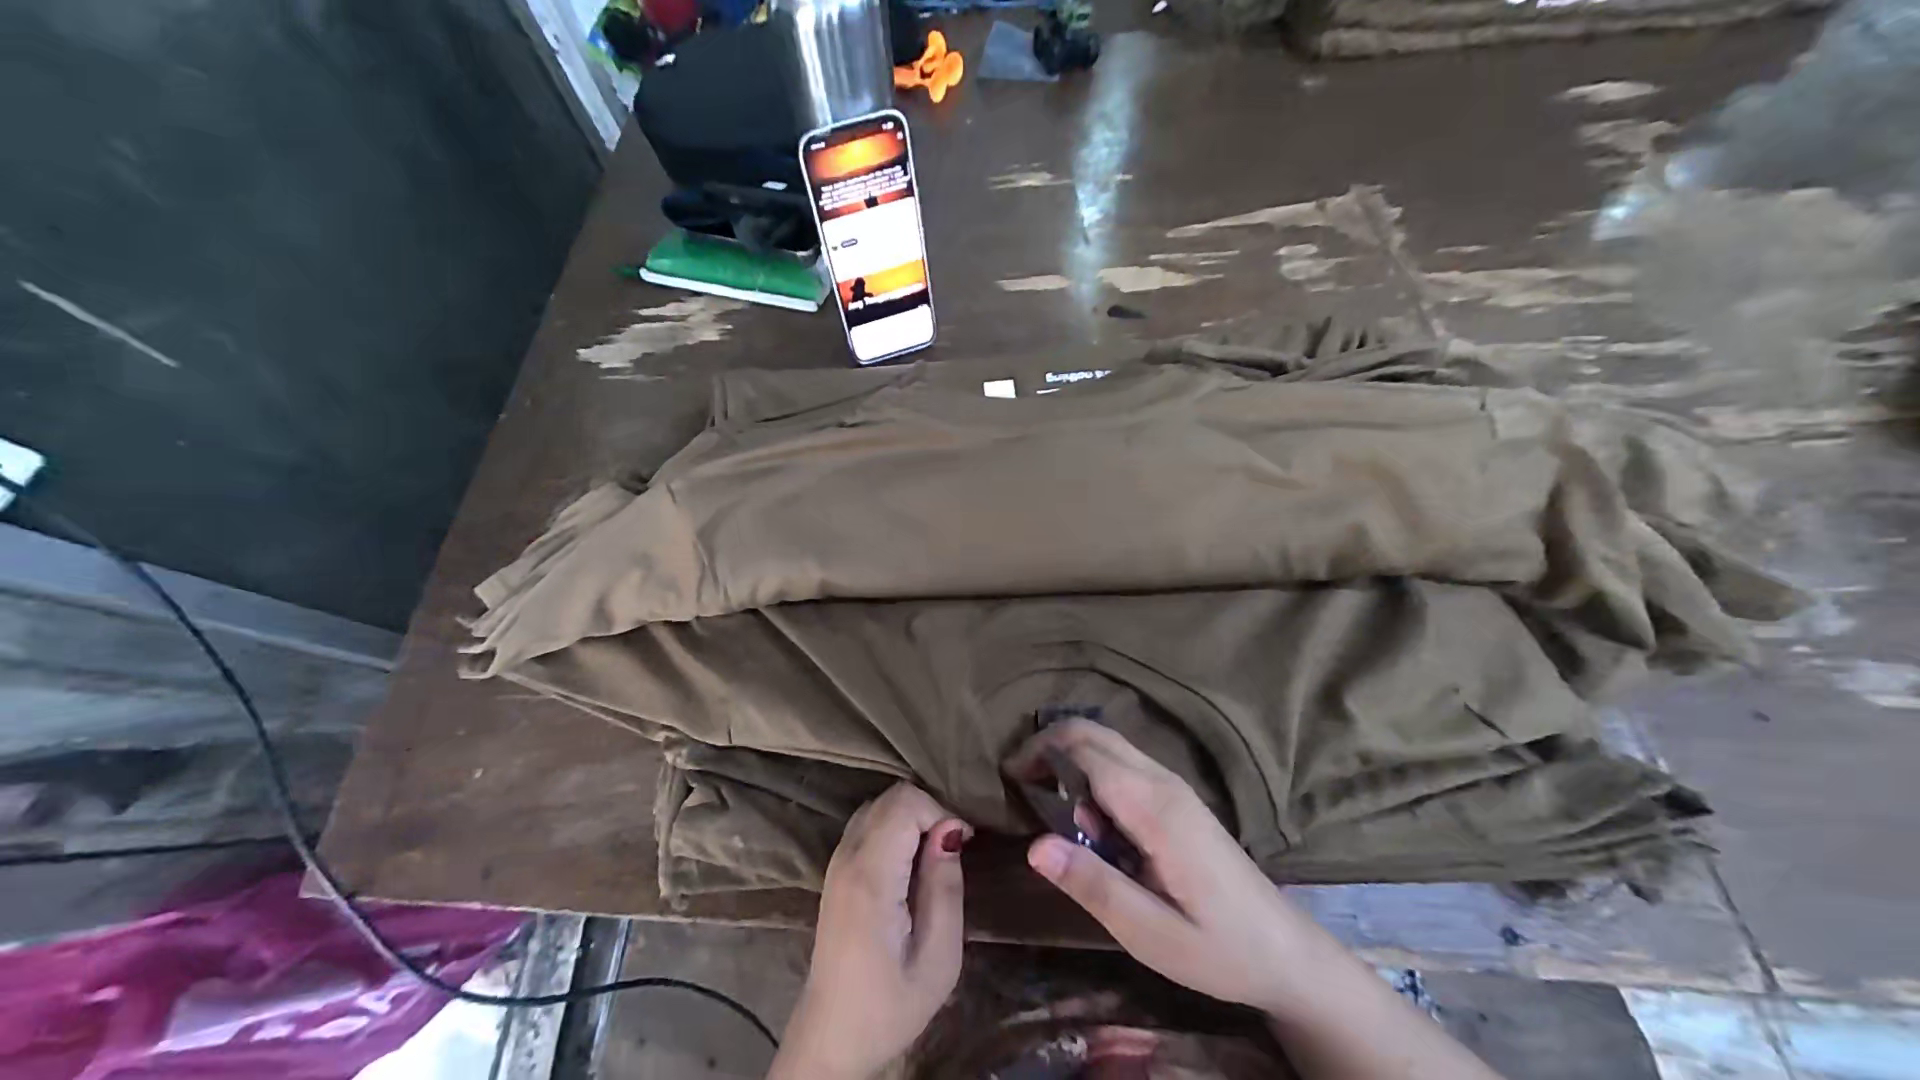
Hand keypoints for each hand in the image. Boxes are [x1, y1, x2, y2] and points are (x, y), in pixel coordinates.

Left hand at [769, 783, 970, 1079]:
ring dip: (911, 817)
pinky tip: (911, 864)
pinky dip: (895, 826)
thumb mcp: (938, 957)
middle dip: (929, 811)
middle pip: (891, 796)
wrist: (833, 1036)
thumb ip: (945, 887)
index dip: (941, 811)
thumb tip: (950, 830)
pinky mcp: (835, 870)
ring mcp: (835, 861)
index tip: (964, 846)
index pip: (905, 802)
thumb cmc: (891, 1004)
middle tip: (953, 851)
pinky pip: (867, 823)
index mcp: (870, 876)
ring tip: (934, 857)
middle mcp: (846, 857)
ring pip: (878, 805)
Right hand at [1005, 719, 1313, 1012]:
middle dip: (1048, 746)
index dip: (1040, 753)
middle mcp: (1163, 782)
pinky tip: (1085, 820)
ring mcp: (1173, 786)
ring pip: (1107, 744)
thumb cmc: (1219, 948)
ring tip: (1048, 810)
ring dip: (1068, 760)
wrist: (1286, 952)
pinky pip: (1121, 764)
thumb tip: (1034, 845)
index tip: (1008, 780)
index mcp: (1155, 808)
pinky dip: (1089, 773)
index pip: (1085, 751)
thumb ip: (1093, 886)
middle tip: (1019, 786)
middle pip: (1093, 734)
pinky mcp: (1176, 797)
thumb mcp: (1150, 934)